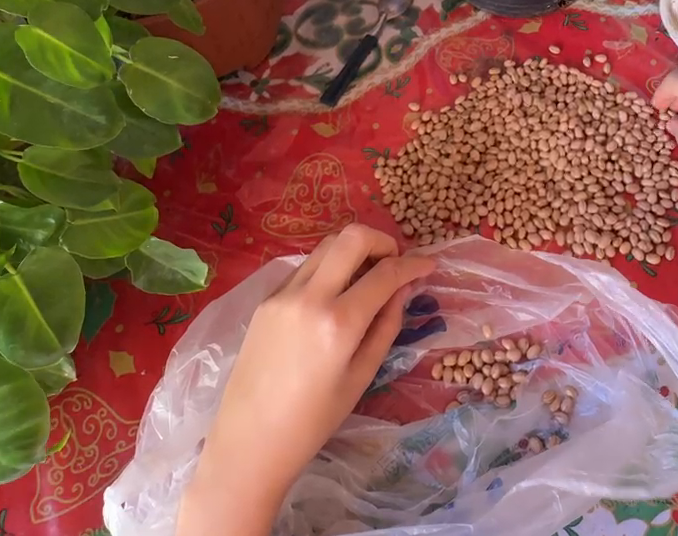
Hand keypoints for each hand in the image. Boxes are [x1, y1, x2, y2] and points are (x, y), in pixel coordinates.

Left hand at [178, 224, 434, 534]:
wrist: (248, 442)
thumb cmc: (313, 421)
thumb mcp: (362, 376)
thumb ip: (387, 324)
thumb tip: (405, 288)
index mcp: (338, 322)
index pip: (386, 273)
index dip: (413, 265)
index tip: (428, 266)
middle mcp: (309, 296)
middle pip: (352, 237)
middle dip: (382, 241)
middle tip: (394, 263)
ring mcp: (283, 293)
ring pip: (327, 245)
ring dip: (354, 250)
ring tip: (367, 276)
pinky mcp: (267, 298)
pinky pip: (307, 265)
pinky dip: (330, 266)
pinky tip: (336, 294)